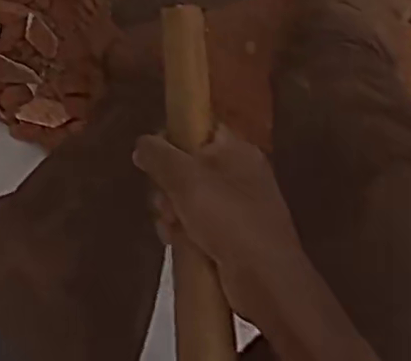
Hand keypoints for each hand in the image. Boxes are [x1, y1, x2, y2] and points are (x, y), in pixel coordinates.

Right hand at [133, 127, 307, 326]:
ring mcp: (240, 206)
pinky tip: (177, 240)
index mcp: (237, 148)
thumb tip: (142, 146)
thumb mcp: (182, 175)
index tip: (156, 155)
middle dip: (167, 183)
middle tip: (165, 199)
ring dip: (171, 209)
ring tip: (171, 225)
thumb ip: (156, 153)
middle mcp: (241, 173)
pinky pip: (198, 221)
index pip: (197, 126)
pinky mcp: (236, 236)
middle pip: (187, 163)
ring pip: (188, 195)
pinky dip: (184, 229)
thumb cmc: (226, 217)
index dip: (171, 136)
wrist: (268, 284)